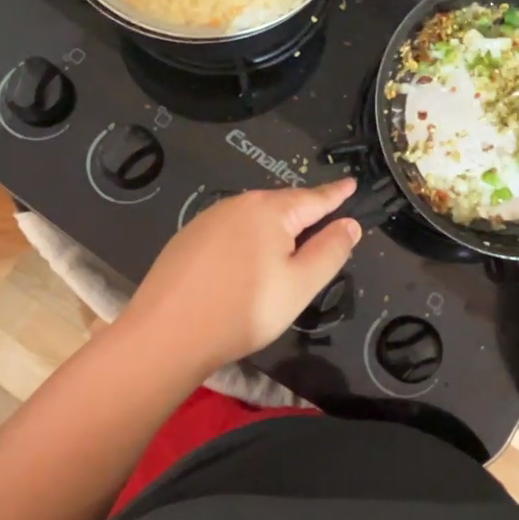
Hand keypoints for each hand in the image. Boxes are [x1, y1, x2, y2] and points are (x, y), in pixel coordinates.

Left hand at [125, 179, 361, 373]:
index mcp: (270, 210)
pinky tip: (245, 263)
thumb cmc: (244, 310)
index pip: (314, 198)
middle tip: (326, 223)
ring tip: (288, 247)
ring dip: (275, 228)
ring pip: (254, 217)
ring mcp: (209, 219)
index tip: (352, 184)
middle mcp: (239, 204)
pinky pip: (231, 229)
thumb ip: (330, 251)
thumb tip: (349, 224)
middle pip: (283, 204)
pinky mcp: (188, 238)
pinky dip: (248, 239)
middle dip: (305, 212)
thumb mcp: (299, 286)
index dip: (336, 194)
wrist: (166, 335)